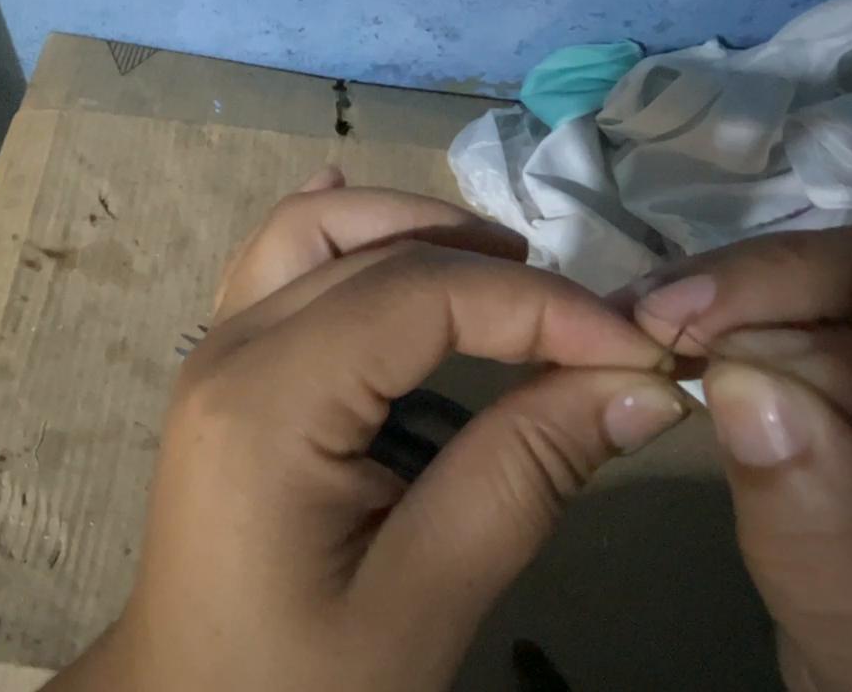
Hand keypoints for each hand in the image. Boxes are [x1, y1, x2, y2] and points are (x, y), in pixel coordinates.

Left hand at [48, 168, 690, 691]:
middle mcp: (229, 347)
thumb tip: (636, 384)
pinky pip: (272, 261)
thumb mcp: (421, 599)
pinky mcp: (220, 362)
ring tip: (499, 266)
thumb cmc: (293, 678)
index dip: (537, 305)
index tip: (635, 347)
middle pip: (366, 248)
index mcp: (268, 401)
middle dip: (482, 260)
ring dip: (408, 228)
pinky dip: (334, 230)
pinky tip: (365, 207)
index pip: (417, 295)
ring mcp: (214, 346)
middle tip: (576, 313)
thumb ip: (522, 475)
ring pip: (310, 231)